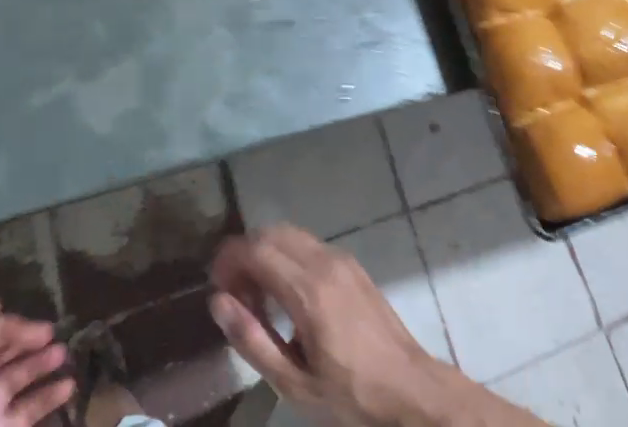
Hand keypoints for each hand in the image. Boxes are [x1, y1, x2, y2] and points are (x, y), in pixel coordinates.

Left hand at [0, 296, 75, 426]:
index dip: (9, 327)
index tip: (36, 327)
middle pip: (0, 355)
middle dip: (27, 341)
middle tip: (54, 333)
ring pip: (17, 379)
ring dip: (41, 364)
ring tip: (65, 355)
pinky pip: (29, 407)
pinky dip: (48, 395)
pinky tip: (69, 386)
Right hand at [209, 225, 448, 426]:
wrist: (410, 390)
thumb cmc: (350, 393)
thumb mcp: (293, 382)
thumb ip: (251, 339)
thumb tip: (218, 302)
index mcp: (309, 290)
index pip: (256, 249)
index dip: (228, 261)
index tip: (217, 287)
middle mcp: (325, 262)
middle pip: (271, 233)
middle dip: (244, 255)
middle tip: (234, 295)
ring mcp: (343, 260)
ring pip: (291, 235)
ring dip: (266, 254)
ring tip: (258, 298)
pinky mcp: (353, 267)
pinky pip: (309, 246)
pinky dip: (287, 257)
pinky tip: (286, 295)